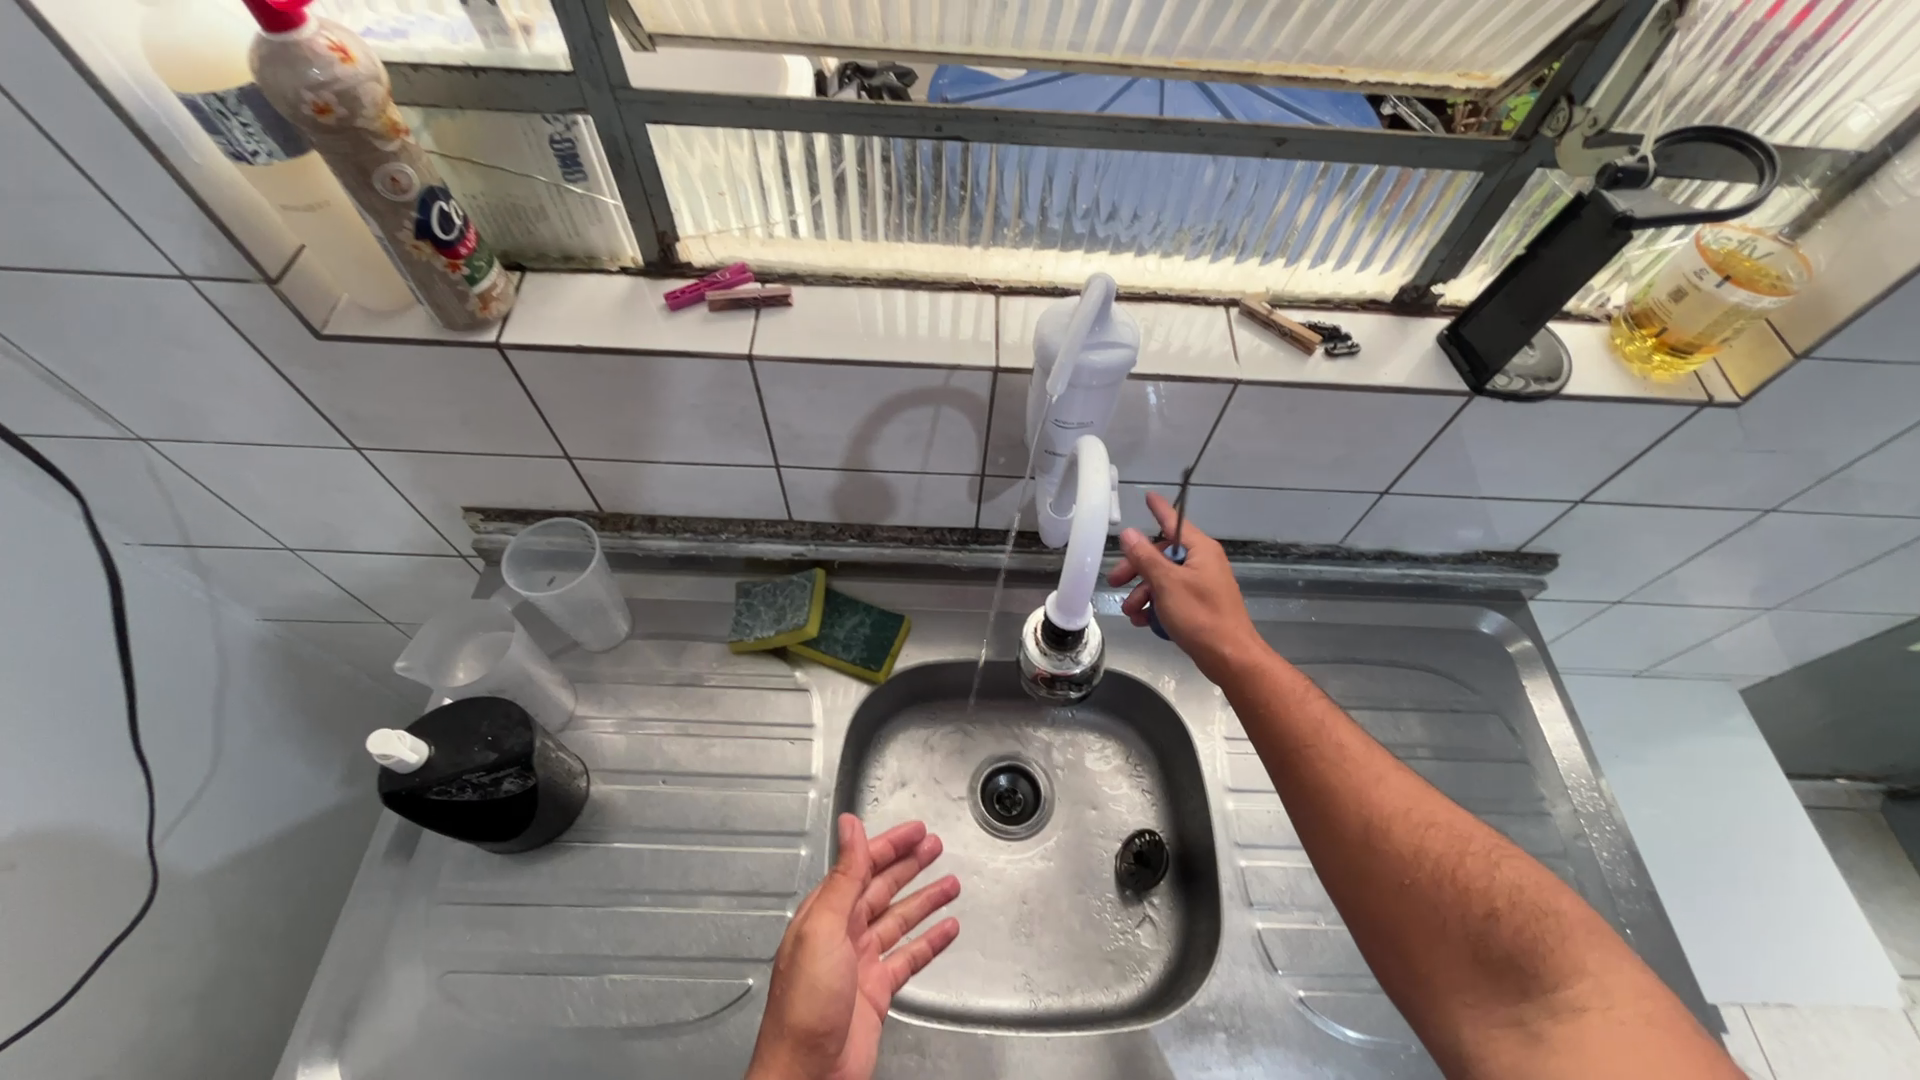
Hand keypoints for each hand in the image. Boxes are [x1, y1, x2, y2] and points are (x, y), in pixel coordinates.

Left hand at [746, 815, 960, 1079]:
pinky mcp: (877, 993)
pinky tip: (947, 930)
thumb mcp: (823, 929)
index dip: (890, 845)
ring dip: (925, 899)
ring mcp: (860, 964)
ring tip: (950, 883)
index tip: (914, 830)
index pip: (861, 866)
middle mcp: (842, 935)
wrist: (807, 1075)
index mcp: (825, 914)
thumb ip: (843, 877)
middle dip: (909, 864)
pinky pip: (909, 958)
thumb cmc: (802, 1008)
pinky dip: (931, 942)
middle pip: (882, 888)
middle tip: (934, 846)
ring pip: (899, 920)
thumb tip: (849, 827)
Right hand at [1107, 490, 1265, 682]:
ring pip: (1163, 579)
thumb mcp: (1167, 584)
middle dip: (1137, 568)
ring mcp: (1201, 585)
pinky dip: (1155, 606)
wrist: (1229, 657)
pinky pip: (1171, 597)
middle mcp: (1203, 562)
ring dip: (1143, 593)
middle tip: (1115, 581)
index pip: (1174, 522)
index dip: (1159, 510)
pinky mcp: (1199, 605)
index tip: (1148, 496)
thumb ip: (1145, 557)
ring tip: (1131, 612)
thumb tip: (1129, 533)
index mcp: (1201, 550)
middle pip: (1162, 555)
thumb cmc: (1200, 616)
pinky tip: (1143, 622)